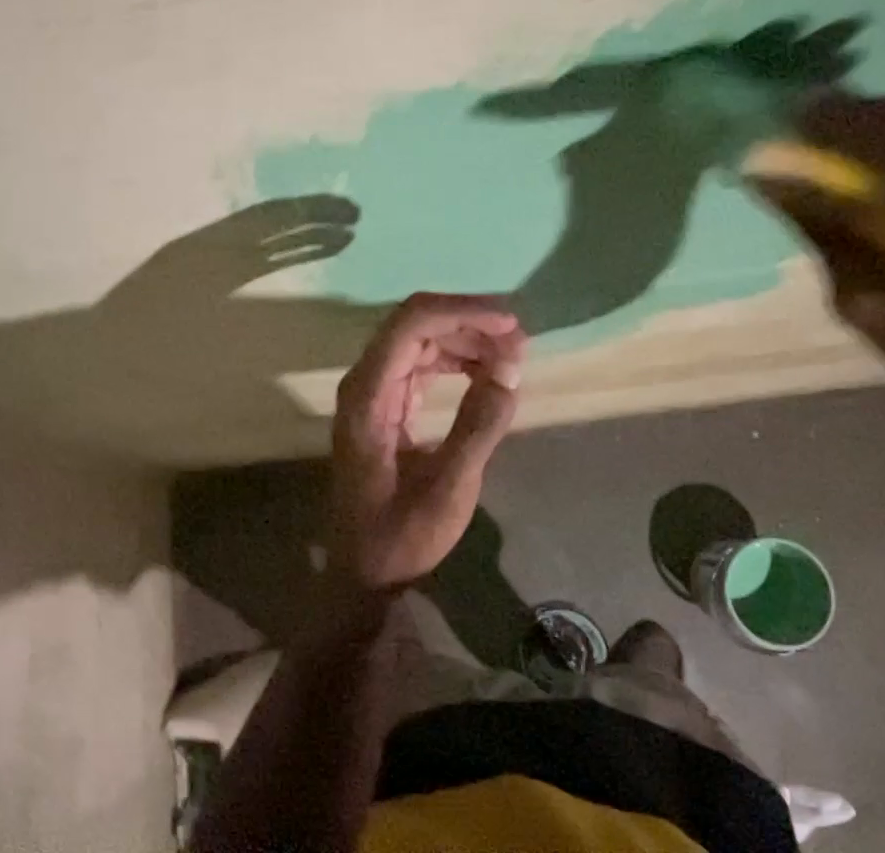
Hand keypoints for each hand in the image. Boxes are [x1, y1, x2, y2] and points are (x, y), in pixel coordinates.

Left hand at [329, 294, 526, 591]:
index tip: (511, 324)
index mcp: (369, 396)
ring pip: (420, 341)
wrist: (364, 572)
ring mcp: (373, 393)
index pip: (411, 324)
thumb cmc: (401, 536)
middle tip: (520, 342)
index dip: (462, 313)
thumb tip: (511, 368)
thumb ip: (480, 425)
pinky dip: (456, 361)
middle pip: (415, 324)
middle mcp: (365, 383)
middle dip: (469, 323)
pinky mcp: (386, 406)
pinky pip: (421, 365)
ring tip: (513, 356)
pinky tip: (487, 373)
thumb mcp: (449, 487)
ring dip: (466, 339)